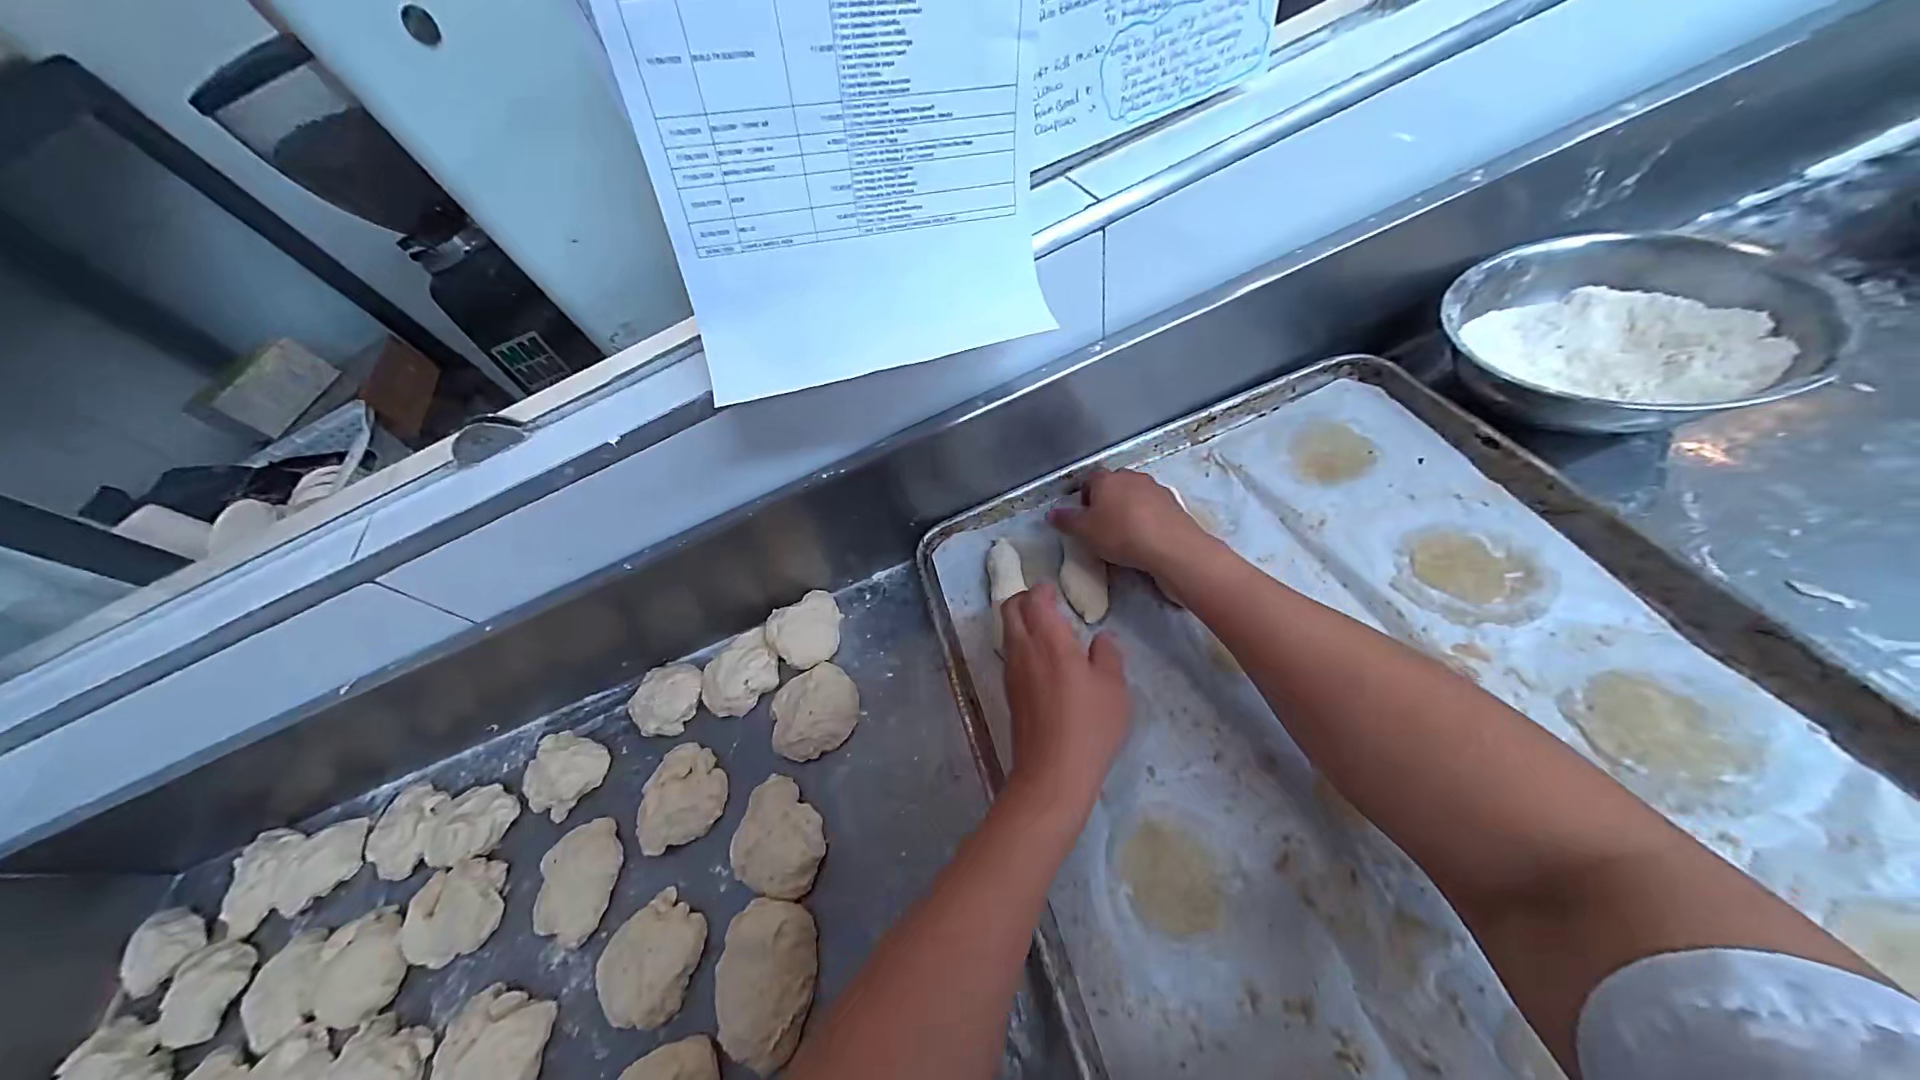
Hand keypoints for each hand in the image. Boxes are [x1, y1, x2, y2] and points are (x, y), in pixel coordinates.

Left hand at [1001, 584, 1129, 815]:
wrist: (1052, 772)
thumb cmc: (1089, 726)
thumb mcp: (1114, 688)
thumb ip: (1107, 655)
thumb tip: (1101, 638)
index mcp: (1048, 639)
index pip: (1035, 599)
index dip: (1044, 589)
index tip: (1057, 590)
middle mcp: (1022, 649)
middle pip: (1010, 608)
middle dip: (1024, 599)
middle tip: (1047, 603)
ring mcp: (1011, 671)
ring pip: (1007, 631)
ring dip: (1021, 622)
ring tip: (1048, 631)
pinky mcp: (1009, 692)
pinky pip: (1011, 654)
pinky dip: (1022, 645)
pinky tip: (1044, 661)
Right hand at [1049, 468, 1213, 578]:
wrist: (1171, 546)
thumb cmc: (1120, 535)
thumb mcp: (1084, 532)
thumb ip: (1066, 521)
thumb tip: (1051, 513)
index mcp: (1105, 479)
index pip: (1088, 481)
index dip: (1083, 499)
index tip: (1085, 520)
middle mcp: (1130, 477)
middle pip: (1112, 486)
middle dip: (1106, 503)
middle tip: (1103, 528)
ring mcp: (1154, 487)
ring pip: (1133, 496)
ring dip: (1128, 510)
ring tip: (1125, 535)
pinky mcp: (1172, 502)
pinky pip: (1151, 508)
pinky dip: (1146, 518)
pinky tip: (1145, 538)